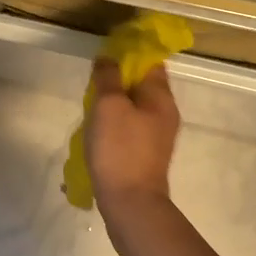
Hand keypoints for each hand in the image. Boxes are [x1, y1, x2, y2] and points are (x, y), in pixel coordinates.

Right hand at [86, 58, 179, 213]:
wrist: (131, 204)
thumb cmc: (120, 149)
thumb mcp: (109, 105)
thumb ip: (108, 77)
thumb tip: (108, 58)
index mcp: (161, 97)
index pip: (151, 61)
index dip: (131, 52)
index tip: (107, 51)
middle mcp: (164, 113)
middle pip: (142, 84)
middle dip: (118, 78)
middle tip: (93, 80)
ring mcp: (157, 136)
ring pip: (134, 106)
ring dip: (114, 101)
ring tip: (91, 105)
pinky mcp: (146, 154)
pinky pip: (130, 126)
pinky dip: (115, 121)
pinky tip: (97, 130)